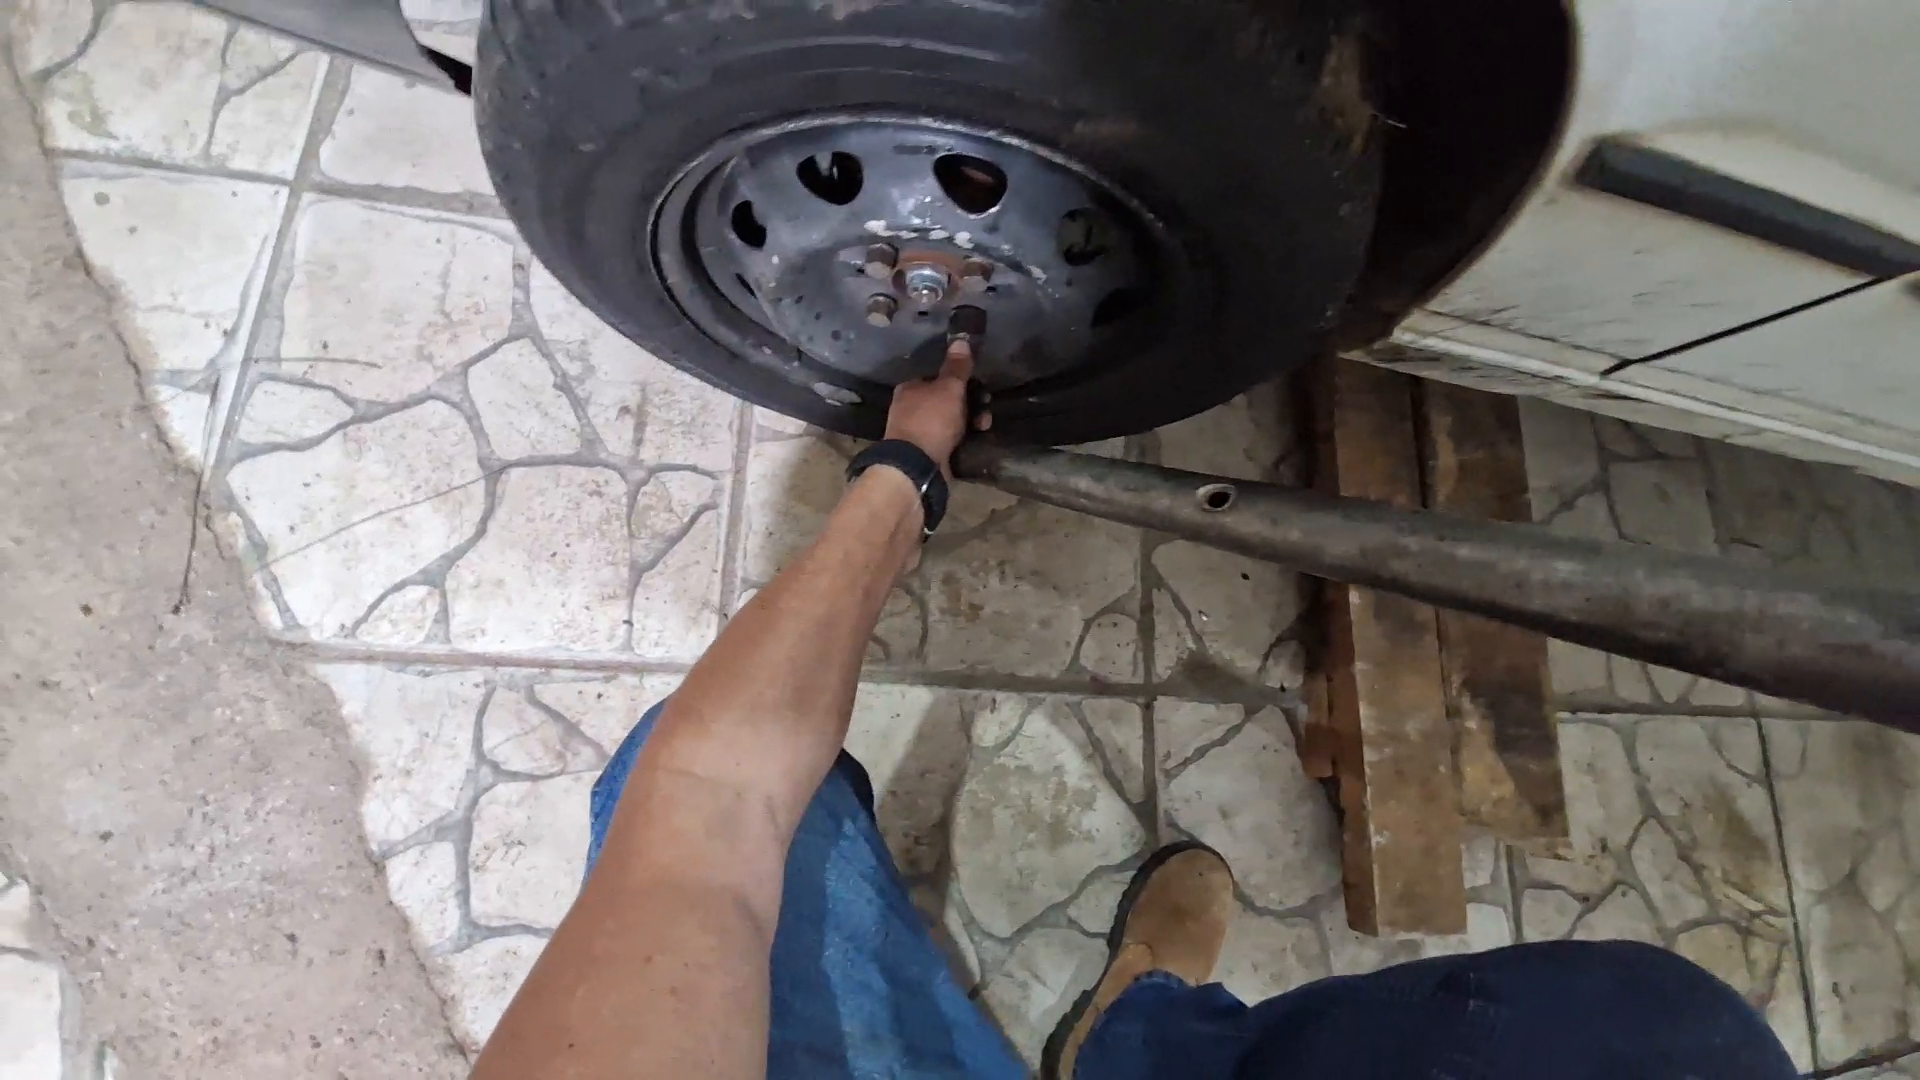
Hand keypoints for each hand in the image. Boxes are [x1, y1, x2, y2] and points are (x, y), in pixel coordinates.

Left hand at [884, 339, 991, 476]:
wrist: (917, 466)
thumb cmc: (931, 420)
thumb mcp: (949, 388)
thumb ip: (957, 367)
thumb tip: (961, 340)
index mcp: (910, 388)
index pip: (936, 376)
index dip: (959, 378)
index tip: (978, 382)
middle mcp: (911, 408)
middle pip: (946, 399)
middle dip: (970, 401)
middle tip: (986, 404)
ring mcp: (919, 432)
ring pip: (951, 420)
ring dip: (971, 420)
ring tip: (984, 424)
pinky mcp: (928, 452)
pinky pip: (951, 439)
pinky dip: (964, 437)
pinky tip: (977, 438)